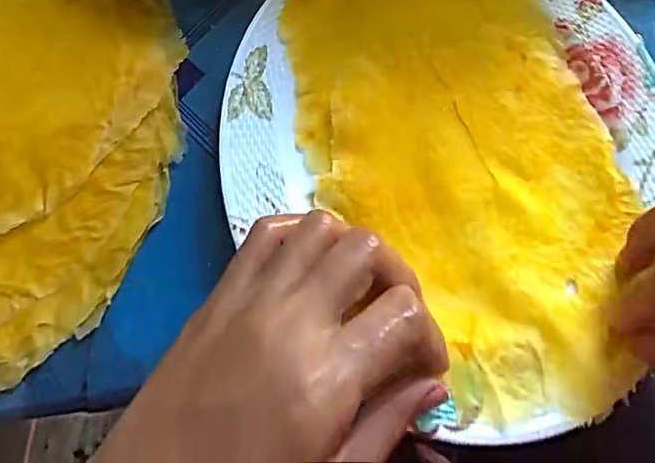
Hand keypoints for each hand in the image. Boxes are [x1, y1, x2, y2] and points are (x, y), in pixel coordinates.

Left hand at [96, 211, 448, 462]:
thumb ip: (384, 427)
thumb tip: (433, 383)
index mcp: (325, 378)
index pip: (402, 313)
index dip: (429, 334)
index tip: (424, 363)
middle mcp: (293, 318)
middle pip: (367, 249)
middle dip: (397, 276)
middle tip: (394, 315)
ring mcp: (253, 294)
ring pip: (321, 226)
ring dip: (350, 247)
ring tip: (353, 286)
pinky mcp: (221, 287)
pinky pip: (267, 230)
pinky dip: (298, 234)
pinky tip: (306, 265)